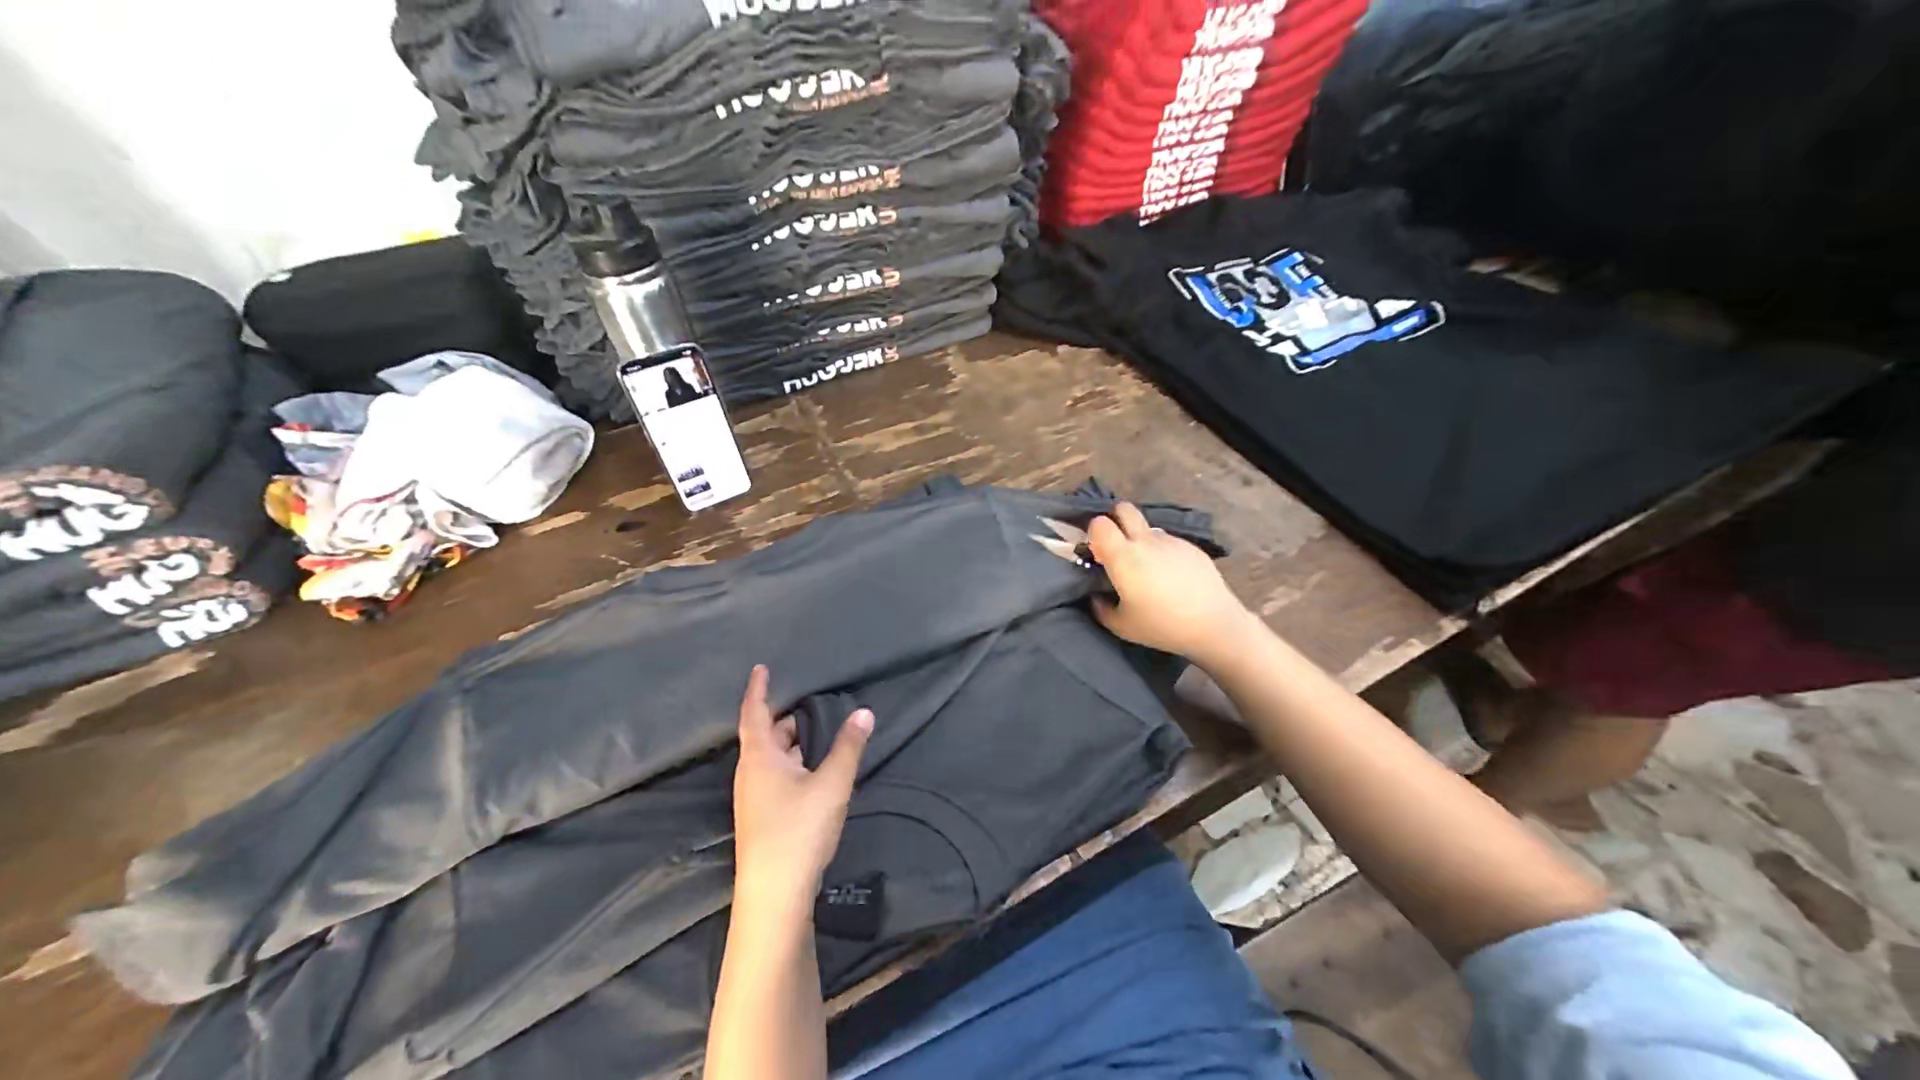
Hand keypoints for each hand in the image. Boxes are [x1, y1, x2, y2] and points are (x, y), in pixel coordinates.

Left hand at [731, 665, 872, 913]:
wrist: (774, 896)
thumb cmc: (798, 831)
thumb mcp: (831, 785)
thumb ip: (848, 747)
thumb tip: (864, 712)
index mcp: (759, 757)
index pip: (754, 713)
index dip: (758, 689)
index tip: (761, 668)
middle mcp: (750, 773)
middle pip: (765, 735)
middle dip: (785, 718)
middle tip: (810, 702)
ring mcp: (754, 798)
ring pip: (771, 758)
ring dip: (791, 742)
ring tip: (818, 731)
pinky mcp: (763, 817)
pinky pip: (776, 776)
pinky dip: (792, 763)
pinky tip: (813, 770)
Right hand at [1087, 502, 1258, 667]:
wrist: (1213, 624)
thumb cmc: (1161, 625)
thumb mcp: (1121, 626)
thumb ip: (1101, 608)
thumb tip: (1096, 597)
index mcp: (1123, 556)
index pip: (1099, 523)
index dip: (1094, 533)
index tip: (1098, 553)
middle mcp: (1145, 541)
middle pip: (1124, 509)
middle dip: (1116, 521)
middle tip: (1117, 547)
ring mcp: (1171, 541)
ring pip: (1147, 528)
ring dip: (1141, 541)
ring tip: (1149, 570)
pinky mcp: (1191, 547)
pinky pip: (1168, 542)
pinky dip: (1163, 553)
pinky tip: (1172, 577)